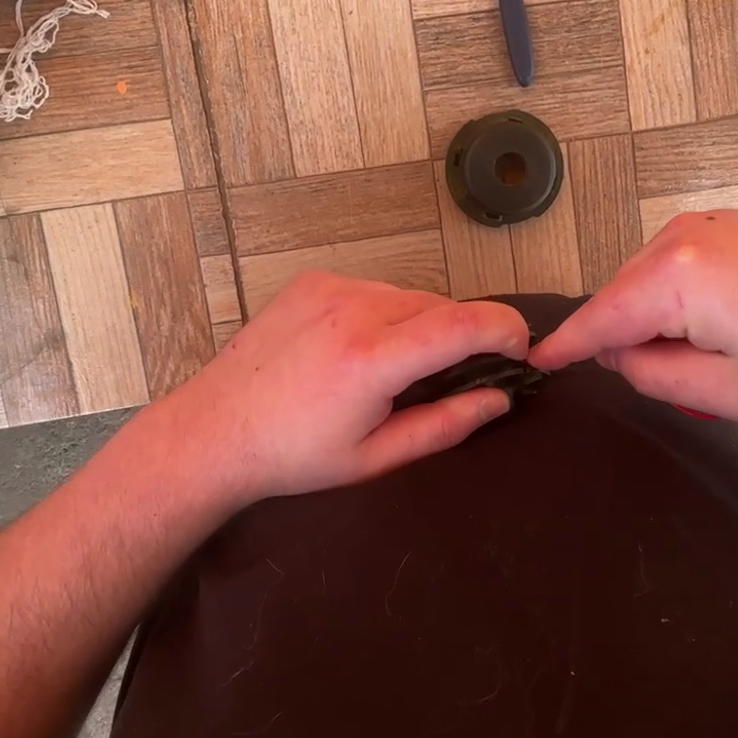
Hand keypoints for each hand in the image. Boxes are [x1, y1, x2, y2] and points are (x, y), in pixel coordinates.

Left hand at [146, 272, 529, 503]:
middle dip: (463, 337)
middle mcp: (353, 309)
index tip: (522, 350)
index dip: (507, 331)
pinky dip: (387, 313)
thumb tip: (499, 399)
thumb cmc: (295, 456)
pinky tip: (360, 349)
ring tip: (396, 369)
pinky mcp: (314, 280)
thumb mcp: (376, 457)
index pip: (464, 324)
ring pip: (411, 296)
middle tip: (452, 378)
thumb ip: (445, 425)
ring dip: (423, 325)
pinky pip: (376, 289)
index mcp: (370, 360)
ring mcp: (330, 287)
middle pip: (442, 307)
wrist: (214, 430)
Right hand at [529, 211, 737, 423]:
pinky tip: (731, 326)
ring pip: (651, 280)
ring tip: (719, 360)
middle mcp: (681, 235)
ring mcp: (712, 221)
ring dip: (660, 320)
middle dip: (627, 339)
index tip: (534, 361)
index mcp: (673, 275)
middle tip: (673, 384)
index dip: (565, 346)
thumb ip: (655, 376)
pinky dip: (683, 299)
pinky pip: (682, 265)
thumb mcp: (733, 394)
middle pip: (622, 296)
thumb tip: (622, 354)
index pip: (597, 318)